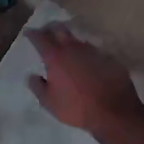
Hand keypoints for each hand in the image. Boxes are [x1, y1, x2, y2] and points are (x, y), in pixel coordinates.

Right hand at [26, 25, 143, 132]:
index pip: (40, 38)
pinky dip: (88, 55)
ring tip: (68, 50)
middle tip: (47, 33)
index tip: (28, 33)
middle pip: (60, 30)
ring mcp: (94, 52)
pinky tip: (88, 65)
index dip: (32, 34)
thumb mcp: (49, 102)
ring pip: (78, 40)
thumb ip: (37, 86)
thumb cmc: (76, 108)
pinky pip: (95, 53)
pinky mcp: (110, 59)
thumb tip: (32, 76)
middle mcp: (74, 49)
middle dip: (51, 29)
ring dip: (71, 42)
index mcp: (56, 57)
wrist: (115, 114)